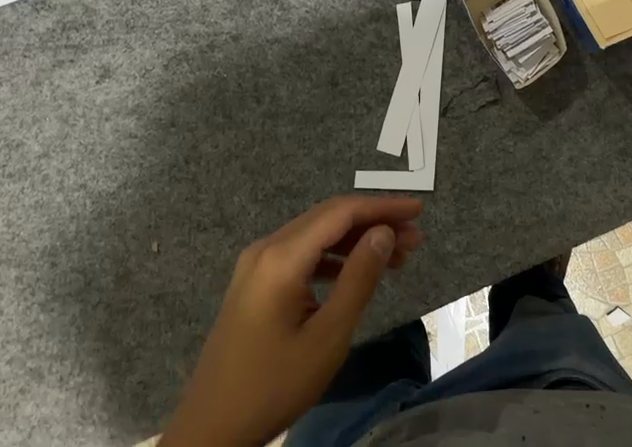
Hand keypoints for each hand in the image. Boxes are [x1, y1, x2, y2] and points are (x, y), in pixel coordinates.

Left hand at [164, 196, 425, 446]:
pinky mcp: (255, 283)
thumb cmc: (274, 384)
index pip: (340, 213)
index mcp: (281, 258)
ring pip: (316, 235)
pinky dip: (334, 256)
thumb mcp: (328, 336)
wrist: (212, 429)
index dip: (382, 207)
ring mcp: (256, 265)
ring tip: (397, 256)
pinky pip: (302, 254)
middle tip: (415, 239)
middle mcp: (266, 249)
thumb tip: (384, 232)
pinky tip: (357, 271)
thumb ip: (358, 279)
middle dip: (374, 222)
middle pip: (328, 218)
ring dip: (356, 240)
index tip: (419, 212)